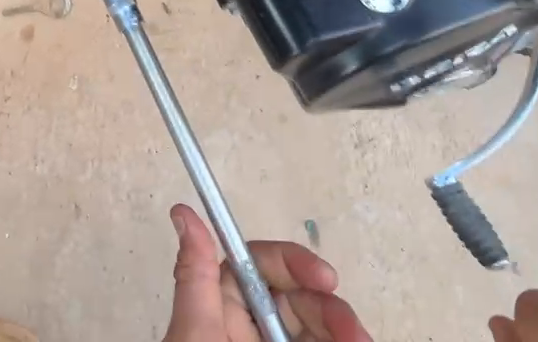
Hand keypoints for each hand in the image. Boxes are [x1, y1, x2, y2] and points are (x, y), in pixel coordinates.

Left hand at [163, 203, 372, 341]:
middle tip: (356, 335)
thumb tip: (181, 209)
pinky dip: (342, 341)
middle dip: (331, 310)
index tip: (327, 277)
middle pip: (301, 300)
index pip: (261, 264)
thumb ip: (195, 276)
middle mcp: (252, 325)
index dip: (294, 263)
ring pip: (321, 329)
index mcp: (224, 305)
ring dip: (344, 331)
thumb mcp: (194, 330)